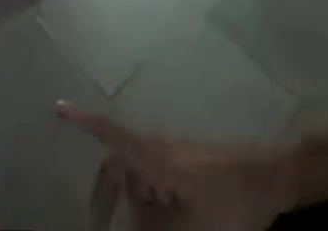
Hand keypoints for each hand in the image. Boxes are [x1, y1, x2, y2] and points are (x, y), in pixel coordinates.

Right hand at [60, 103, 291, 230]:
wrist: (269, 179)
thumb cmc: (230, 201)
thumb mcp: (193, 228)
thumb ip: (155, 229)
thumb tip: (127, 228)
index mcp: (155, 159)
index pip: (111, 135)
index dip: (83, 122)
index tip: (58, 108)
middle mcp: (158, 151)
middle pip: (118, 166)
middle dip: (106, 195)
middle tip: (99, 224)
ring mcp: (172, 156)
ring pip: (138, 175)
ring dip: (136, 201)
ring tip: (157, 225)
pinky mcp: (185, 165)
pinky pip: (155, 178)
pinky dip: (152, 200)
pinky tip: (170, 216)